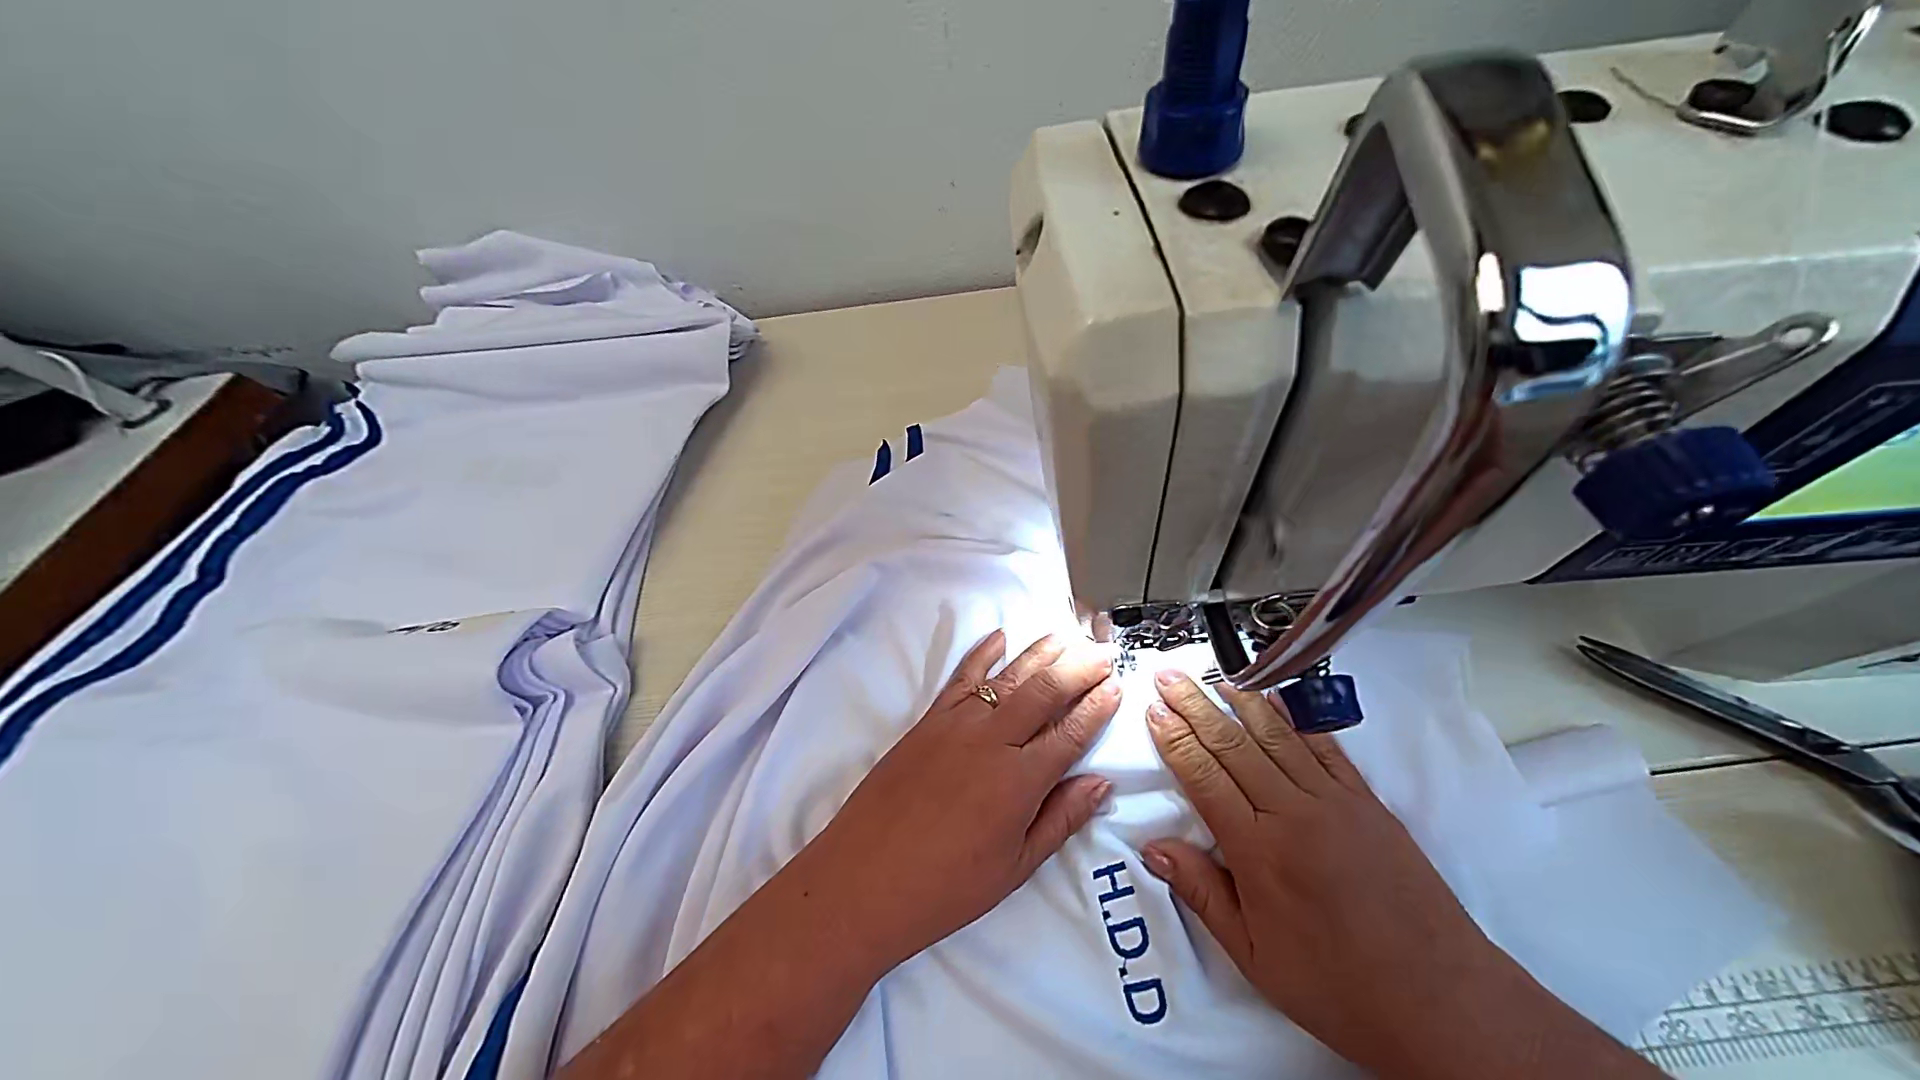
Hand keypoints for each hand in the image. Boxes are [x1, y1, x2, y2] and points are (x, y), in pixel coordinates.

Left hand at [789, 630, 1120, 969]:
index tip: (1116, 685)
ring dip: (1039, 653)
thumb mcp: (1016, 867)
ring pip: (1008, 677)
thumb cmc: (945, 886)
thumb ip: (1061, 819)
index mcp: (1020, 781)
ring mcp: (956, 725)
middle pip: (1045, 691)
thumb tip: (1100, 783)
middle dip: (1079, 667)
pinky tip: (998, 638)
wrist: (863, 879)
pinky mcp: (927, 721)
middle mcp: (992, 742)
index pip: (1071, 732)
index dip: (1097, 706)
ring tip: (1064, 635)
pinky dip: (981, 654)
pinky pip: (961, 678)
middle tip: (1102, 650)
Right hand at [1141, 672, 1658, 1079]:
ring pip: (1276, 737)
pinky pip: (1324, 748)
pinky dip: (1296, 719)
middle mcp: (1294, 814)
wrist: (1443, 1001)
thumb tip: (1154, 848)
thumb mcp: (1254, 955)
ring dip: (1240, 702)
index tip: (1153, 711)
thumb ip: (1202, 893)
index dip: (1174, 740)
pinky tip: (1276, 700)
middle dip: (1195, 706)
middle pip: (1233, 746)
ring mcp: (1335, 803)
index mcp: (1259, 852)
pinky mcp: (1368, 803)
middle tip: (1169, 676)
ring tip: (1212, 676)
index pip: (1204, 778)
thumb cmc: (1339, 986)